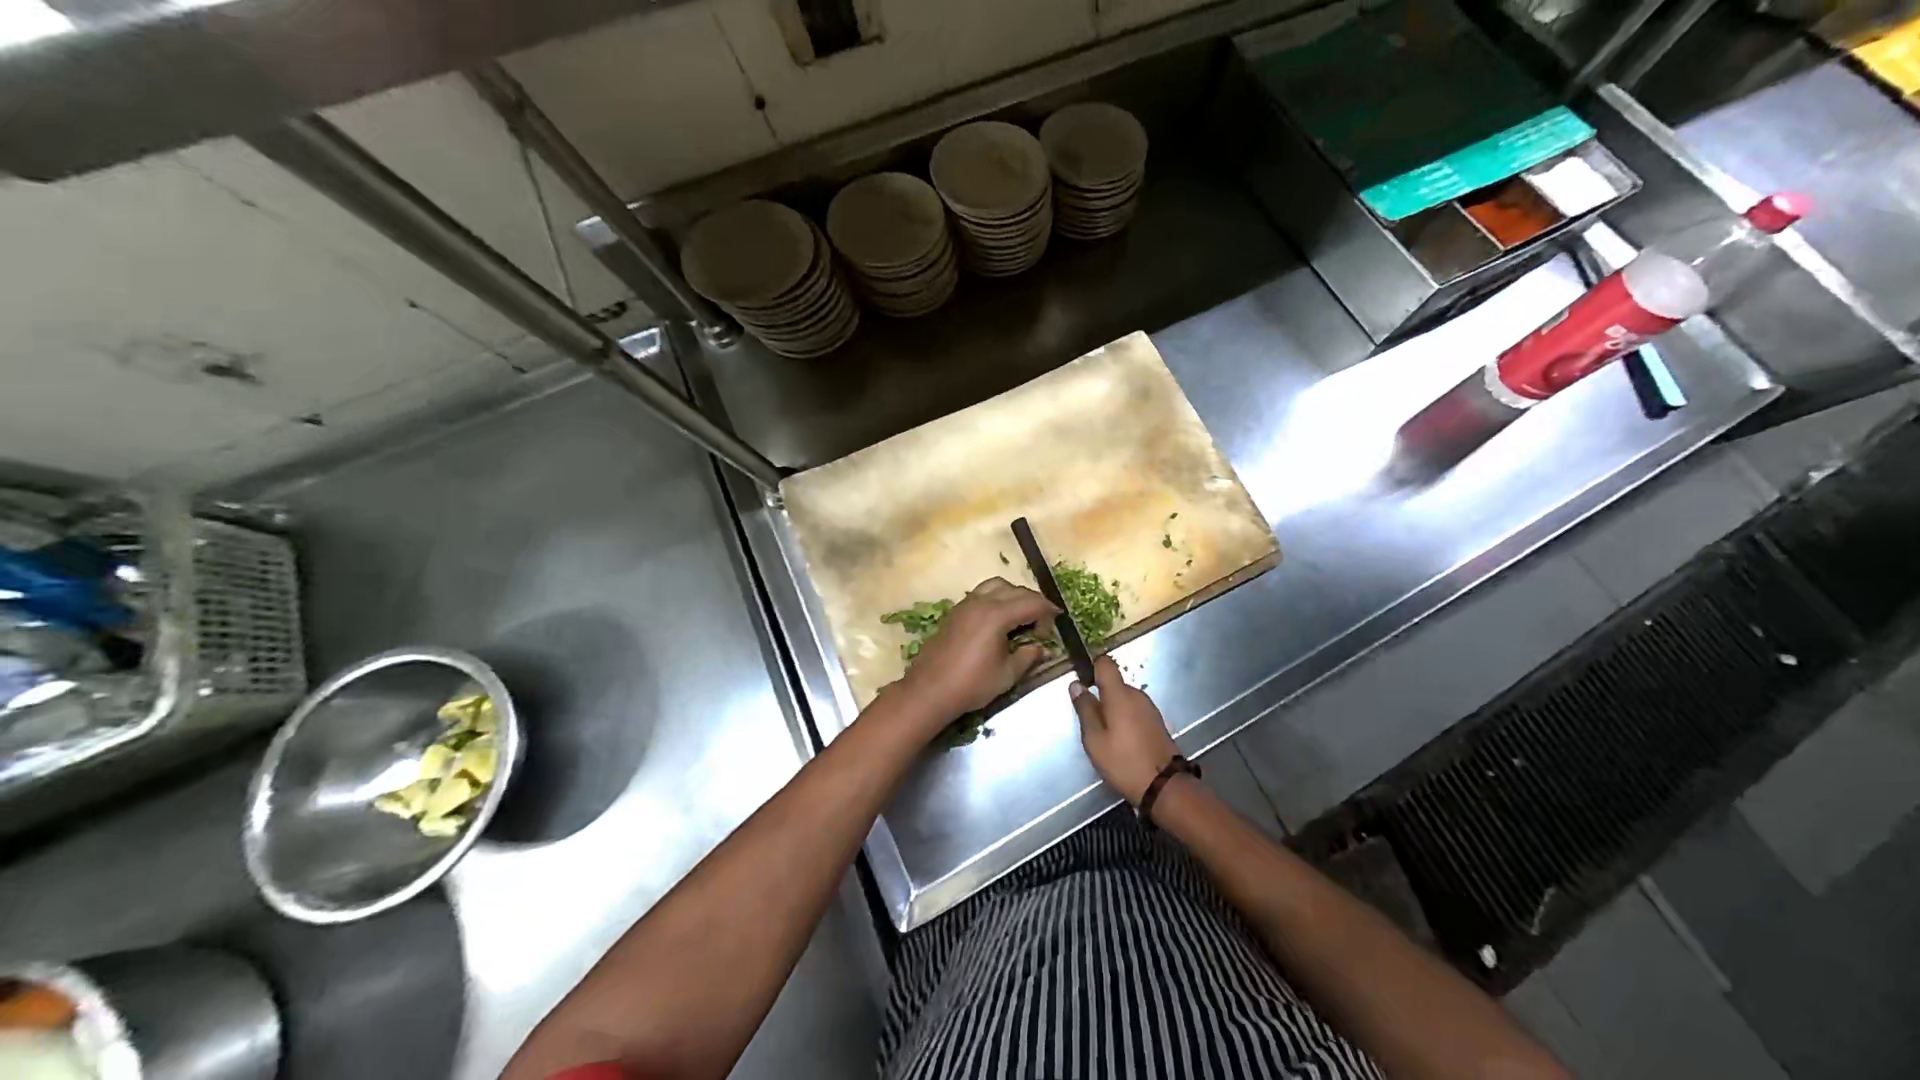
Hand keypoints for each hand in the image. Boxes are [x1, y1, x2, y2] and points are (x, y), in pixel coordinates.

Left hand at [893, 578, 1057, 726]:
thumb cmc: (971, 684)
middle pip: (1015, 590)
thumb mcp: (1007, 674)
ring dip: (1013, 595)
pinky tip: (999, 620)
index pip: (1031, 603)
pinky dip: (996, 598)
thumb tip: (1042, 648)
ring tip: (1021, 617)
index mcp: (996, 614)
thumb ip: (1029, 656)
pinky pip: (981, 594)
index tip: (1058, 621)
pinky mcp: (954, 612)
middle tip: (1042, 623)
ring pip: (996, 586)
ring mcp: (965, 605)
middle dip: (1033, 602)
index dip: (1048, 610)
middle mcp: (981, 602)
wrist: (929, 690)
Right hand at [1070, 656, 1178, 803]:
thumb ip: (1085, 709)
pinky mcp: (1156, 721)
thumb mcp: (1094, 739)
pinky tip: (1122, 742)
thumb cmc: (1123, 762)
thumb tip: (1076, 685)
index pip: (1106, 664)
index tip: (1084, 687)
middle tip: (1091, 724)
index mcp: (1120, 695)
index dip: (1092, 669)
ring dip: (1113, 711)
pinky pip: (1134, 710)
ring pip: (1124, 699)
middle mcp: (1137, 695)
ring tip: (1106, 737)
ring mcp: (1149, 708)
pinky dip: (1125, 719)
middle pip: (1114, 684)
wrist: (1164, 786)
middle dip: (1101, 697)